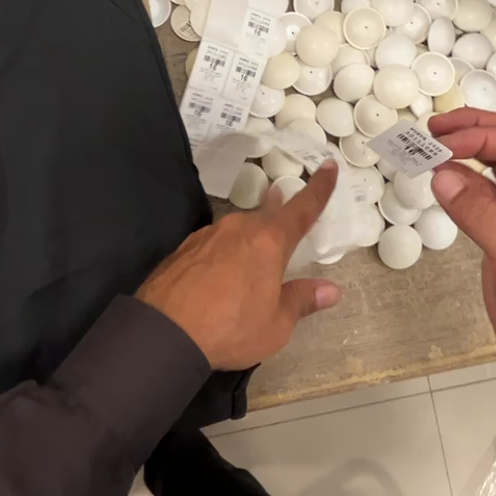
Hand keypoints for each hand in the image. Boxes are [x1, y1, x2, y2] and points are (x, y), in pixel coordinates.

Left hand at [136, 161, 343, 369]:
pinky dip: (225, 252)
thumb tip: (331, 289)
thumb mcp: (276, 324)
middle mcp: (240, 228)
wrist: (165, 330)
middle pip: (267, 217)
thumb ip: (301, 301)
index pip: (302, 209)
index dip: (319, 188)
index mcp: (269, 241)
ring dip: (250, 239)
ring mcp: (209, 234)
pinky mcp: (185, 247)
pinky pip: (215, 243)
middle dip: (278, 217)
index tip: (329, 165)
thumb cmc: (230, 327)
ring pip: (238, 229)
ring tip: (253, 259)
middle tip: (285, 217)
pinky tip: (220, 274)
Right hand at [427, 109, 495, 364]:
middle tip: (433, 127)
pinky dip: (461, 179)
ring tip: (431, 143)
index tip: (441, 141)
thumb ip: (480, 214)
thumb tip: (440, 173)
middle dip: (474, 130)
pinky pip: (483, 191)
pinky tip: (440, 175)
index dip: (479, 136)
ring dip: (465, 150)